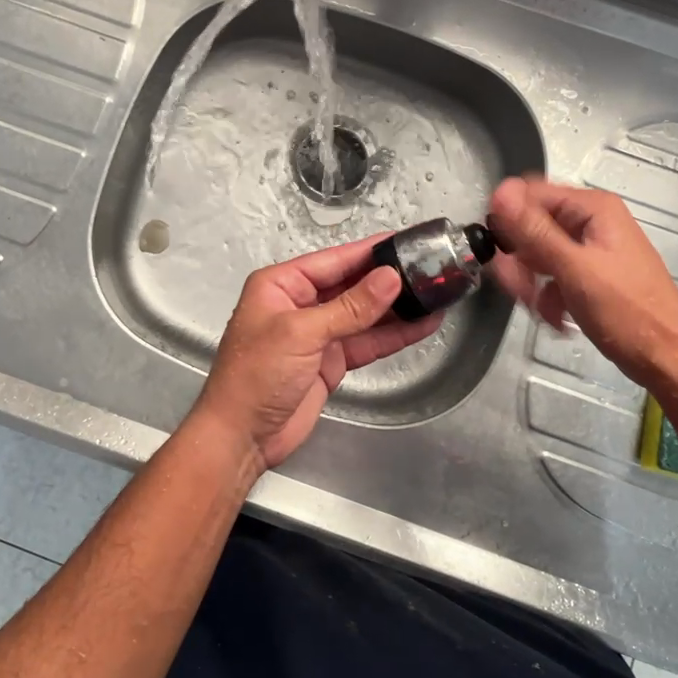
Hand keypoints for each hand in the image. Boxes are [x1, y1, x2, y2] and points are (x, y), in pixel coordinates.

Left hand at [193, 234, 443, 468]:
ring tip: (435, 294)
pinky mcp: (330, 361)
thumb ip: (350, 306)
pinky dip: (392, 335)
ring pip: (364, 314)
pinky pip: (366, 341)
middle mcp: (299, 304)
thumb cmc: (257, 376)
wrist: (241, 437)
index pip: (333, 260)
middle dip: (388, 279)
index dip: (370, 251)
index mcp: (281, 285)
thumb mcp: (302, 333)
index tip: (406, 240)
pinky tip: (421, 325)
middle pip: (351, 284)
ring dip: (396, 308)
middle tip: (429, 268)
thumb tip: (390, 277)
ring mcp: (316, 334)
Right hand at [487, 176, 677, 386]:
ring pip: (539, 255)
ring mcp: (592, 250)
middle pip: (533, 226)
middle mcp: (592, 222)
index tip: (495, 251)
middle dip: (521, 260)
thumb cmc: (626, 311)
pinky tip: (556, 318)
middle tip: (519, 289)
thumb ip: (533, 230)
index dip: (508, 219)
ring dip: (532, 283)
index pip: (530, 195)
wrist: (668, 359)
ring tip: (542, 310)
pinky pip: (553, 276)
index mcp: (592, 208)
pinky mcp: (590, 276)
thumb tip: (500, 191)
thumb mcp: (573, 268)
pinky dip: (548, 297)